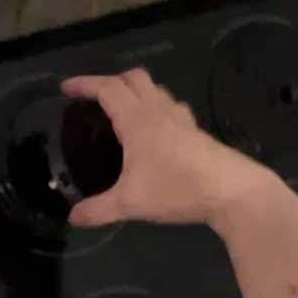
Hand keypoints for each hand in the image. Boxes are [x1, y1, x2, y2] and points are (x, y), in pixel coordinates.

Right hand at [62, 69, 284, 229]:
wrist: (231, 192)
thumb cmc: (177, 188)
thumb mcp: (129, 203)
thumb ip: (97, 210)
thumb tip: (73, 217)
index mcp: (139, 120)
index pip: (108, 89)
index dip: (85, 85)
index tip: (66, 88)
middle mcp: (159, 112)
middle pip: (134, 79)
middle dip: (111, 82)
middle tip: (95, 100)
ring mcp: (181, 120)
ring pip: (155, 92)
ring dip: (136, 94)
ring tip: (121, 115)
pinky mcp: (195, 133)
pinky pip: (170, 109)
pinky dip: (154, 111)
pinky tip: (152, 134)